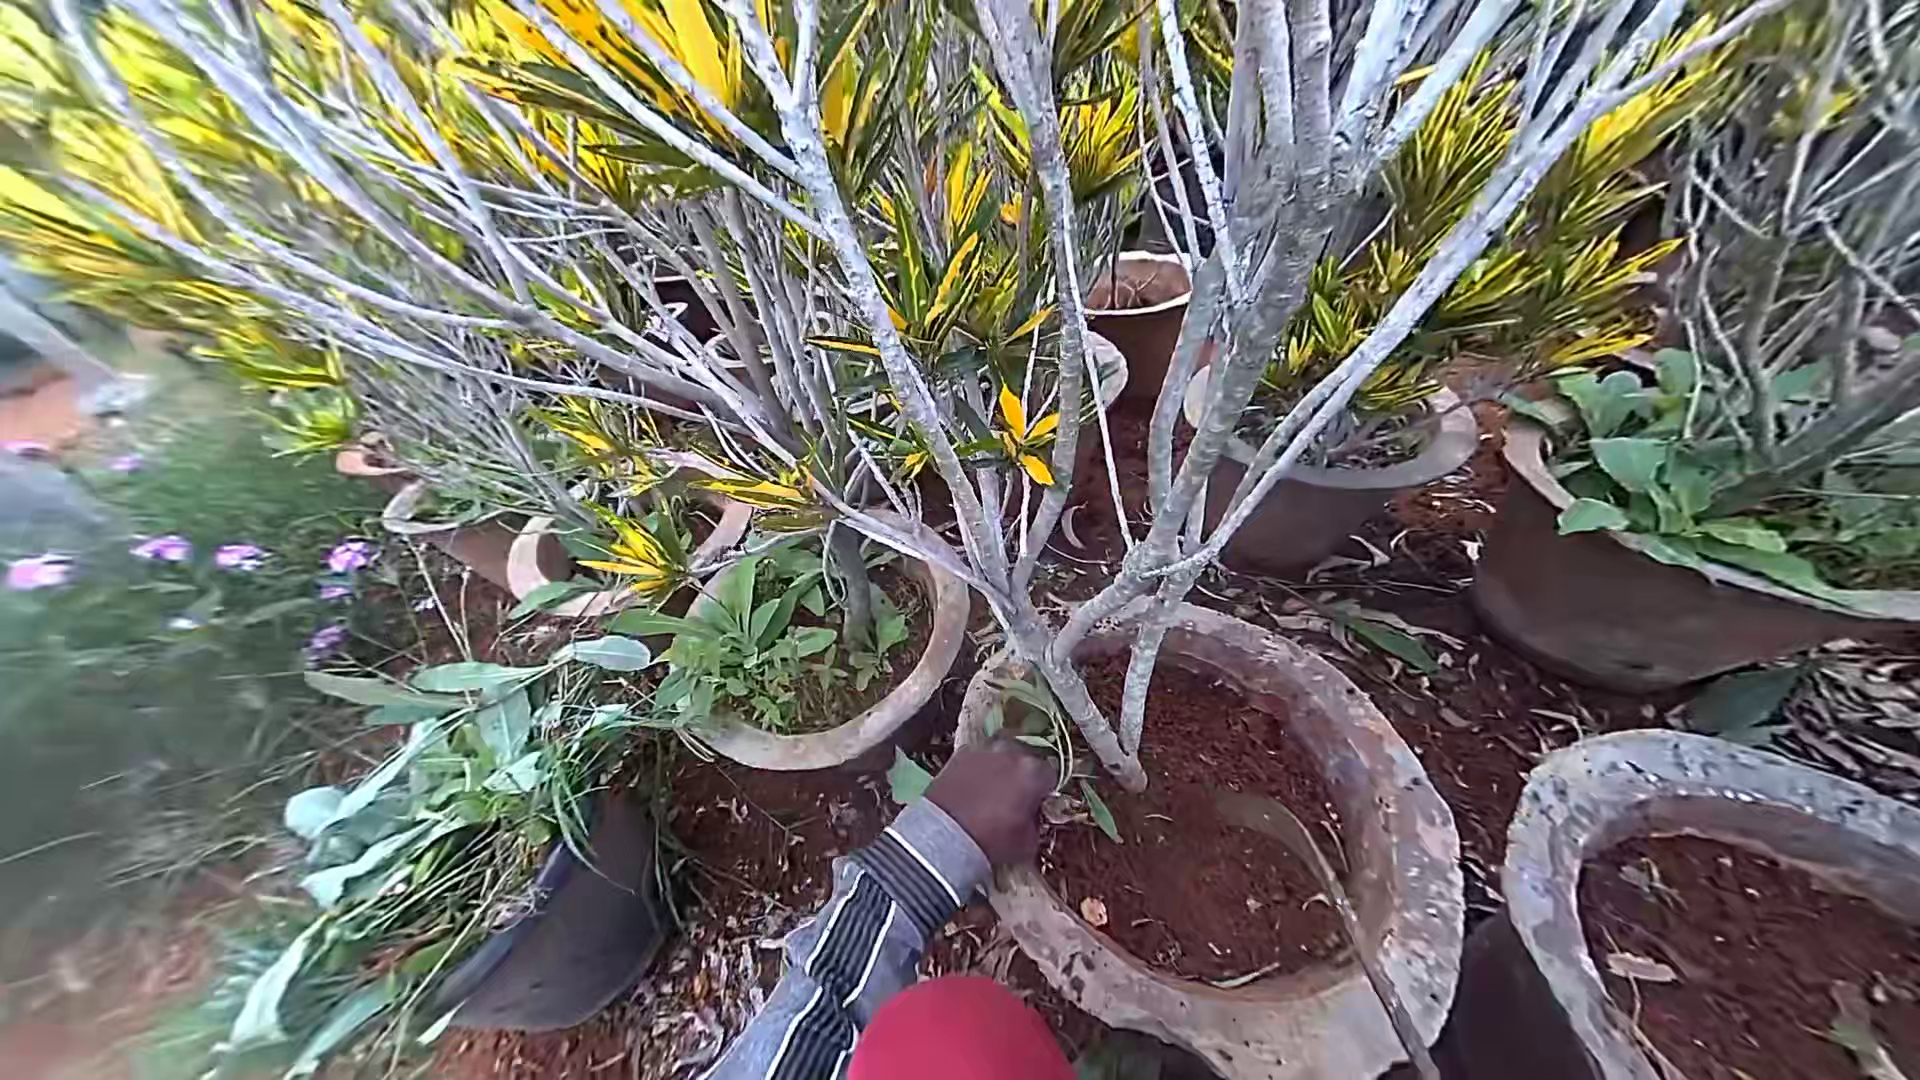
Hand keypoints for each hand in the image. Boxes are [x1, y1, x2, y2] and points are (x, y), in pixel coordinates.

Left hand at [925, 739, 1055, 866]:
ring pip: (1001, 755)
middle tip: (1014, 796)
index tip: (1037, 805)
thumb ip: (1037, 822)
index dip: (1044, 792)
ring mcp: (984, 749)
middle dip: (1023, 775)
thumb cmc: (992, 839)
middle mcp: (1011, 751)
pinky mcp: (961, 753)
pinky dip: (979, 768)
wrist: (945, 834)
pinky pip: (978, 758)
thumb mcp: (1028, 842)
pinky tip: (972, 787)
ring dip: (1001, 767)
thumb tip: (1034, 815)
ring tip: (992, 790)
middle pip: (1025, 759)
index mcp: (1032, 771)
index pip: (1049, 776)